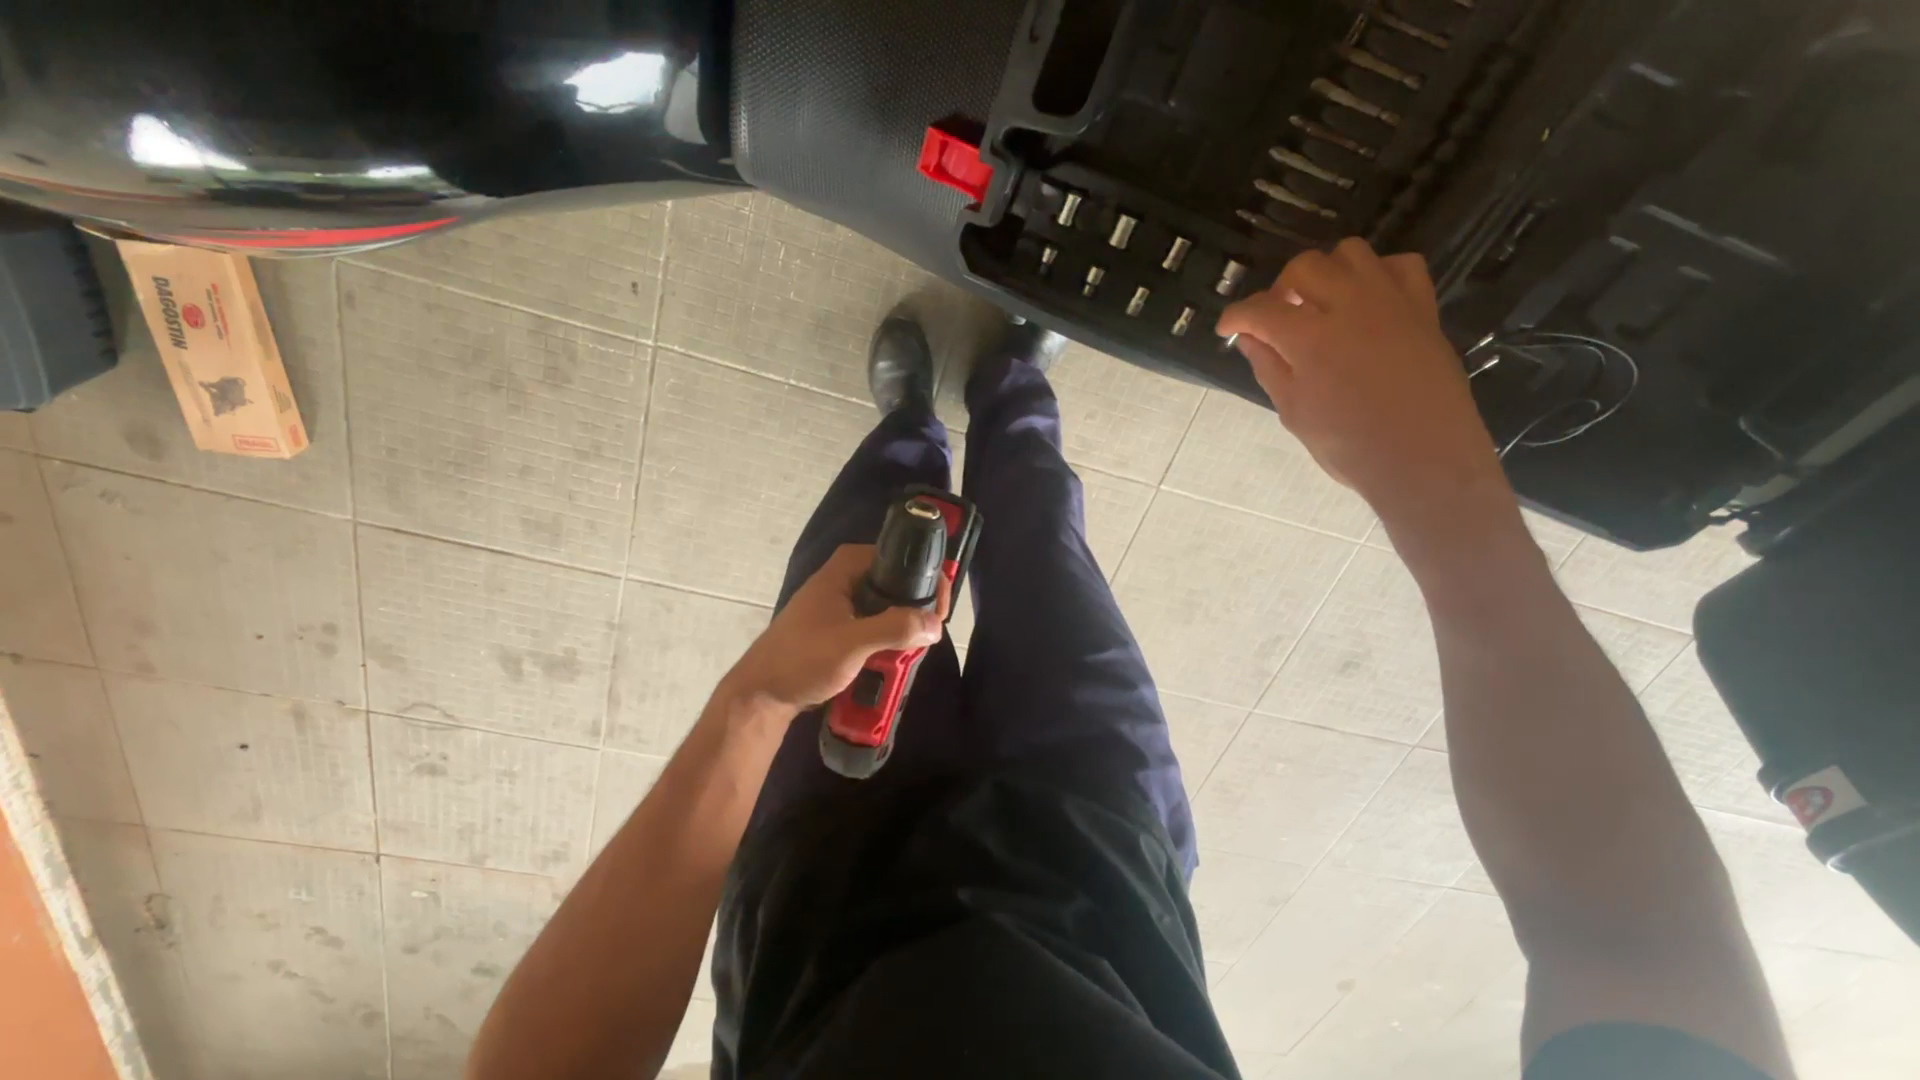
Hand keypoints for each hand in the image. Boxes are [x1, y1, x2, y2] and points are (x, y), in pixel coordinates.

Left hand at [722, 544, 948, 711]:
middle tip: (931, 630)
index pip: (894, 556)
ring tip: (917, 648)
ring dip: (902, 627)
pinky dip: (887, 640)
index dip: (922, 575)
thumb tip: (935, 624)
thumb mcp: (852, 644)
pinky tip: (898, 659)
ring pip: (885, 608)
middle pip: (893, 583)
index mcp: (842, 570)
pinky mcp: (838, 631)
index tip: (937, 605)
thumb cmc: (801, 660)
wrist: (761, 696)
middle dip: (915, 606)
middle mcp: (842, 581)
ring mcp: (839, 607)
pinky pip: (873, 627)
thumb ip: (895, 629)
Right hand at [1216, 238, 1511, 528]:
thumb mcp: (1295, 413)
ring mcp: (1390, 303)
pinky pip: (1401, 265)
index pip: (1260, 310)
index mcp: (1310, 339)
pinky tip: (1368, 302)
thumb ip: (1269, 368)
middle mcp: (1349, 307)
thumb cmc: (1351, 447)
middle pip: (1305, 267)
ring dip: (1328, 272)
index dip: (1236, 316)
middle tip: (1278, 318)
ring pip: (1351, 253)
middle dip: (1281, 288)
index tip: (1228, 329)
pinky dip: (1378, 274)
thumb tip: (1250, 338)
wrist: (1424, 460)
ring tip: (1323, 304)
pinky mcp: (1422, 309)